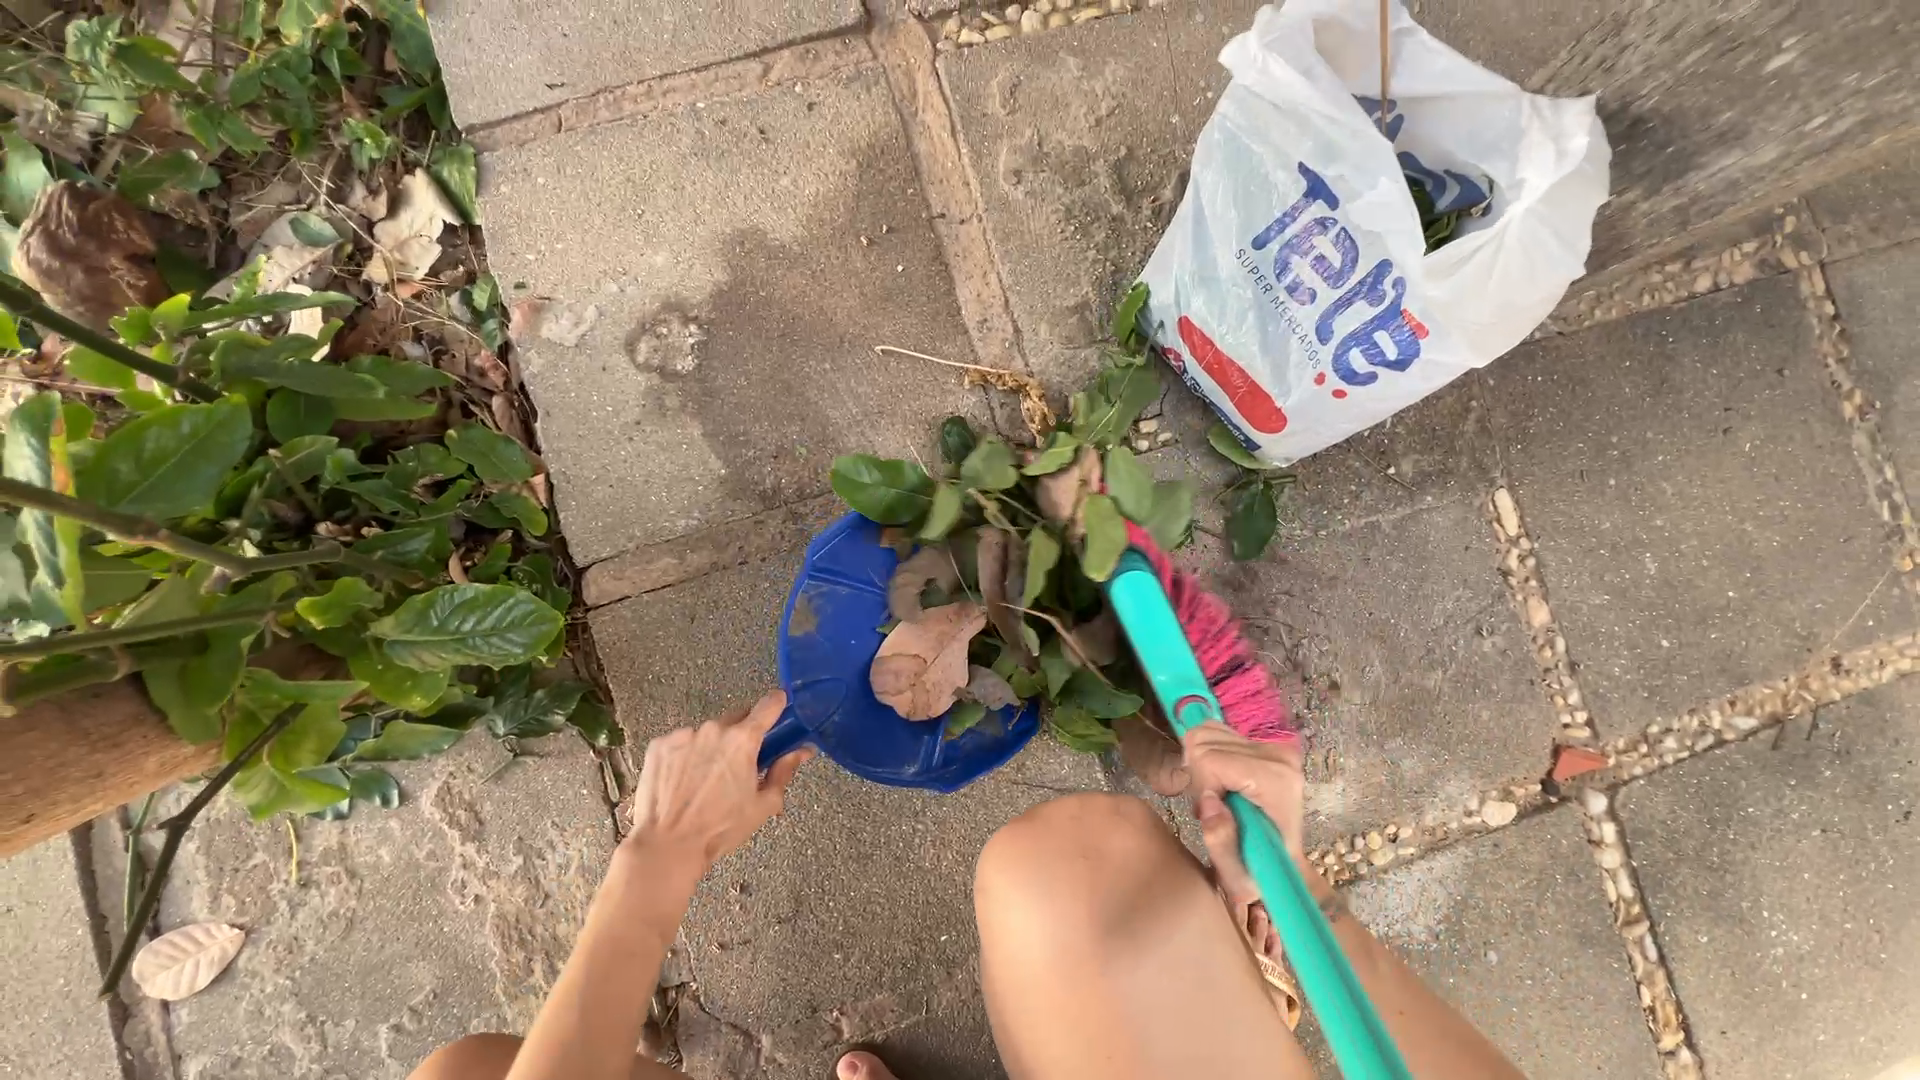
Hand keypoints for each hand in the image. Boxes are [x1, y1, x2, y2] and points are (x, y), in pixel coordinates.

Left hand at [622, 690, 813, 878]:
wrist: (668, 846)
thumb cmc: (718, 830)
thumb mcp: (763, 805)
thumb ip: (784, 771)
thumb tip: (801, 751)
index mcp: (743, 741)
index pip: (768, 706)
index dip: (777, 704)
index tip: (779, 705)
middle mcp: (714, 730)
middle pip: (737, 719)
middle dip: (742, 736)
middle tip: (740, 764)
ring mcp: (684, 735)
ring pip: (708, 732)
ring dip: (712, 747)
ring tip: (706, 780)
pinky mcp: (659, 745)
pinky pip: (681, 741)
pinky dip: (685, 755)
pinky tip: (683, 781)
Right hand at [1182, 722, 1308, 907]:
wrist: (1283, 867)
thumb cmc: (1260, 873)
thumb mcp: (1236, 874)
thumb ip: (1221, 841)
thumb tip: (1208, 801)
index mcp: (1276, 782)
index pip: (1211, 760)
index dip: (1200, 787)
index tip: (1208, 813)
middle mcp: (1278, 755)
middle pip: (1204, 742)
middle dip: (1198, 776)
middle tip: (1210, 806)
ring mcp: (1272, 745)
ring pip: (1205, 733)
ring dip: (1200, 765)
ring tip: (1215, 794)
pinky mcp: (1263, 742)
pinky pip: (1214, 732)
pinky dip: (1206, 754)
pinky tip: (1218, 779)